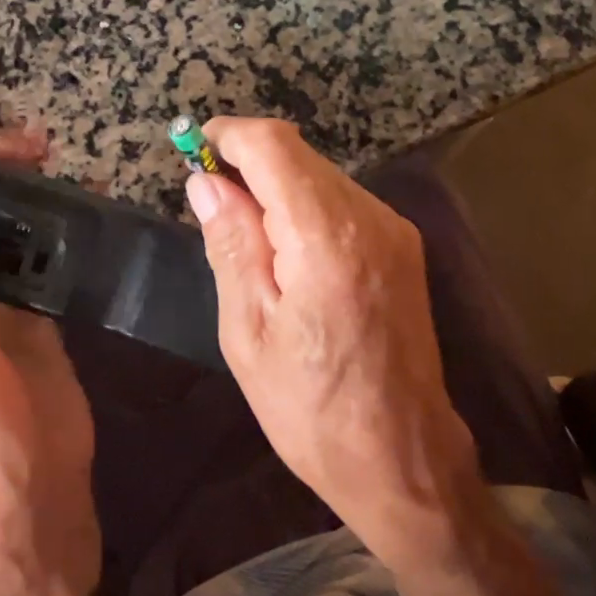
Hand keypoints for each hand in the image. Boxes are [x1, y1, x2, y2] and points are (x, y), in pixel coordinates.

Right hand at [184, 118, 482, 569]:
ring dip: (274, 188)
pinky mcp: (403, 250)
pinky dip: (302, 209)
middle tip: (208, 206)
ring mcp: (394, 233)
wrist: (401, 459)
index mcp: (327, 238)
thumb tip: (206, 184)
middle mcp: (370, 220)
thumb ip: (231, 245)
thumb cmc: (310, 408)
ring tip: (242, 239)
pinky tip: (283, 254)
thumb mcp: (249, 331)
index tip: (193, 151)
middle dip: (248, 165)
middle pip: (299, 156)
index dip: (228, 137)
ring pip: (320, 177)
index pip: (274, 147)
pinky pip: (341, 205)